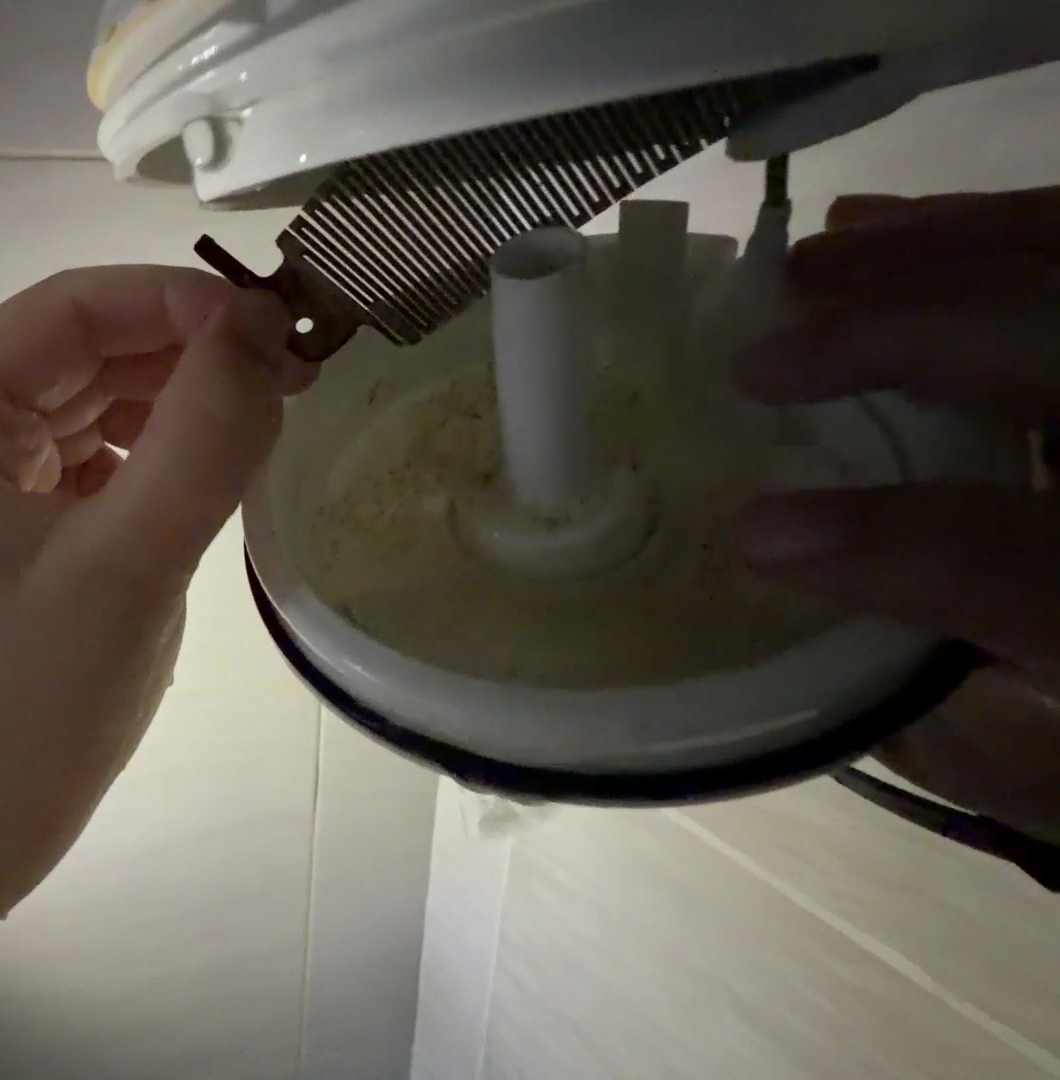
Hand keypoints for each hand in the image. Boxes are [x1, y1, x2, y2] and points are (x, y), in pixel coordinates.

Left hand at [0, 266, 312, 896]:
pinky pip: (102, 443)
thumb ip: (202, 440)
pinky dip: (163, 439)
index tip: (275, 325)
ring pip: (98, 390)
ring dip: (182, 390)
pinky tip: (214, 457)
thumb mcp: (129, 566)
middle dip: (187, 346)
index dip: (173, 300)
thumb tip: (265, 332)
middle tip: (293, 367)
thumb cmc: (41, 702)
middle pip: (82, 346)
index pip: (64, 312)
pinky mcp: (23, 509)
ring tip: (265, 410)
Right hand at [732, 188, 1059, 840]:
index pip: (1033, 571)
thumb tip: (784, 598)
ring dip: (942, 259)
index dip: (903, 544)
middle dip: (908, 346)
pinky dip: (999, 229)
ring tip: (811, 264)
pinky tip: (897, 227)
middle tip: (758, 359)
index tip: (752, 535)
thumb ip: (946, 723)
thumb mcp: (1045, 764)